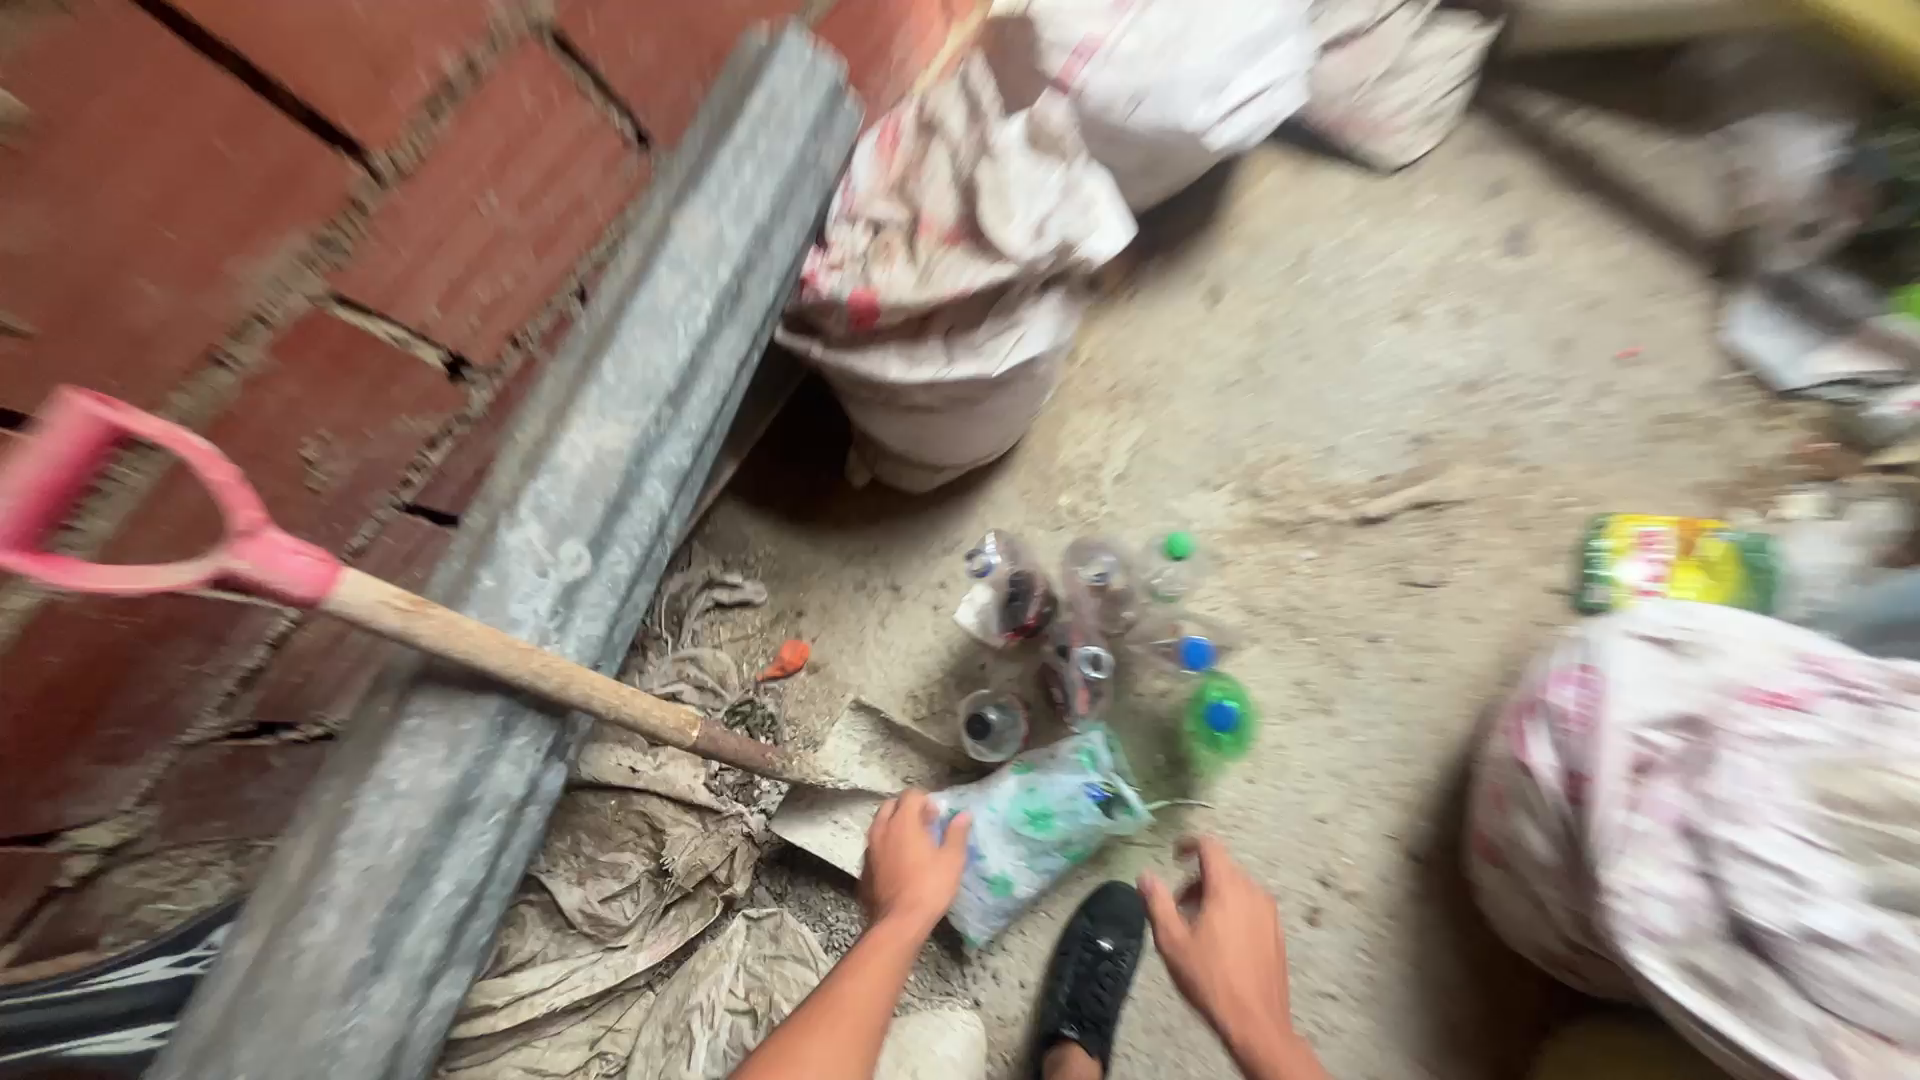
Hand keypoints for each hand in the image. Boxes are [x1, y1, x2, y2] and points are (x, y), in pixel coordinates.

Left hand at [859, 790, 971, 937]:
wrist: (898, 923)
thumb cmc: (929, 887)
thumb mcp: (952, 860)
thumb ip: (957, 833)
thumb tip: (964, 814)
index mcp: (903, 822)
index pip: (911, 794)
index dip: (925, 800)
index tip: (937, 816)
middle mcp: (881, 829)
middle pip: (891, 805)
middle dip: (907, 809)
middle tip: (925, 825)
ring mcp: (869, 848)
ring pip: (879, 824)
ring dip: (894, 825)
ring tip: (912, 843)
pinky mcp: (864, 867)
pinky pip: (874, 845)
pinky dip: (885, 845)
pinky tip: (898, 863)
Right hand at [1139, 836, 1295, 1053]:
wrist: (1257, 1024)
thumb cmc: (1210, 979)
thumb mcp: (1172, 941)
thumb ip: (1157, 902)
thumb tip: (1145, 875)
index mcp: (1227, 888)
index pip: (1209, 846)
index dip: (1188, 844)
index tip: (1173, 856)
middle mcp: (1253, 892)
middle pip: (1222, 867)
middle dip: (1196, 878)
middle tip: (1178, 905)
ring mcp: (1269, 913)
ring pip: (1237, 887)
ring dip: (1213, 894)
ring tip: (1197, 926)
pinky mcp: (1277, 933)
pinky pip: (1250, 906)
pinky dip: (1232, 908)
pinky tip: (1221, 941)